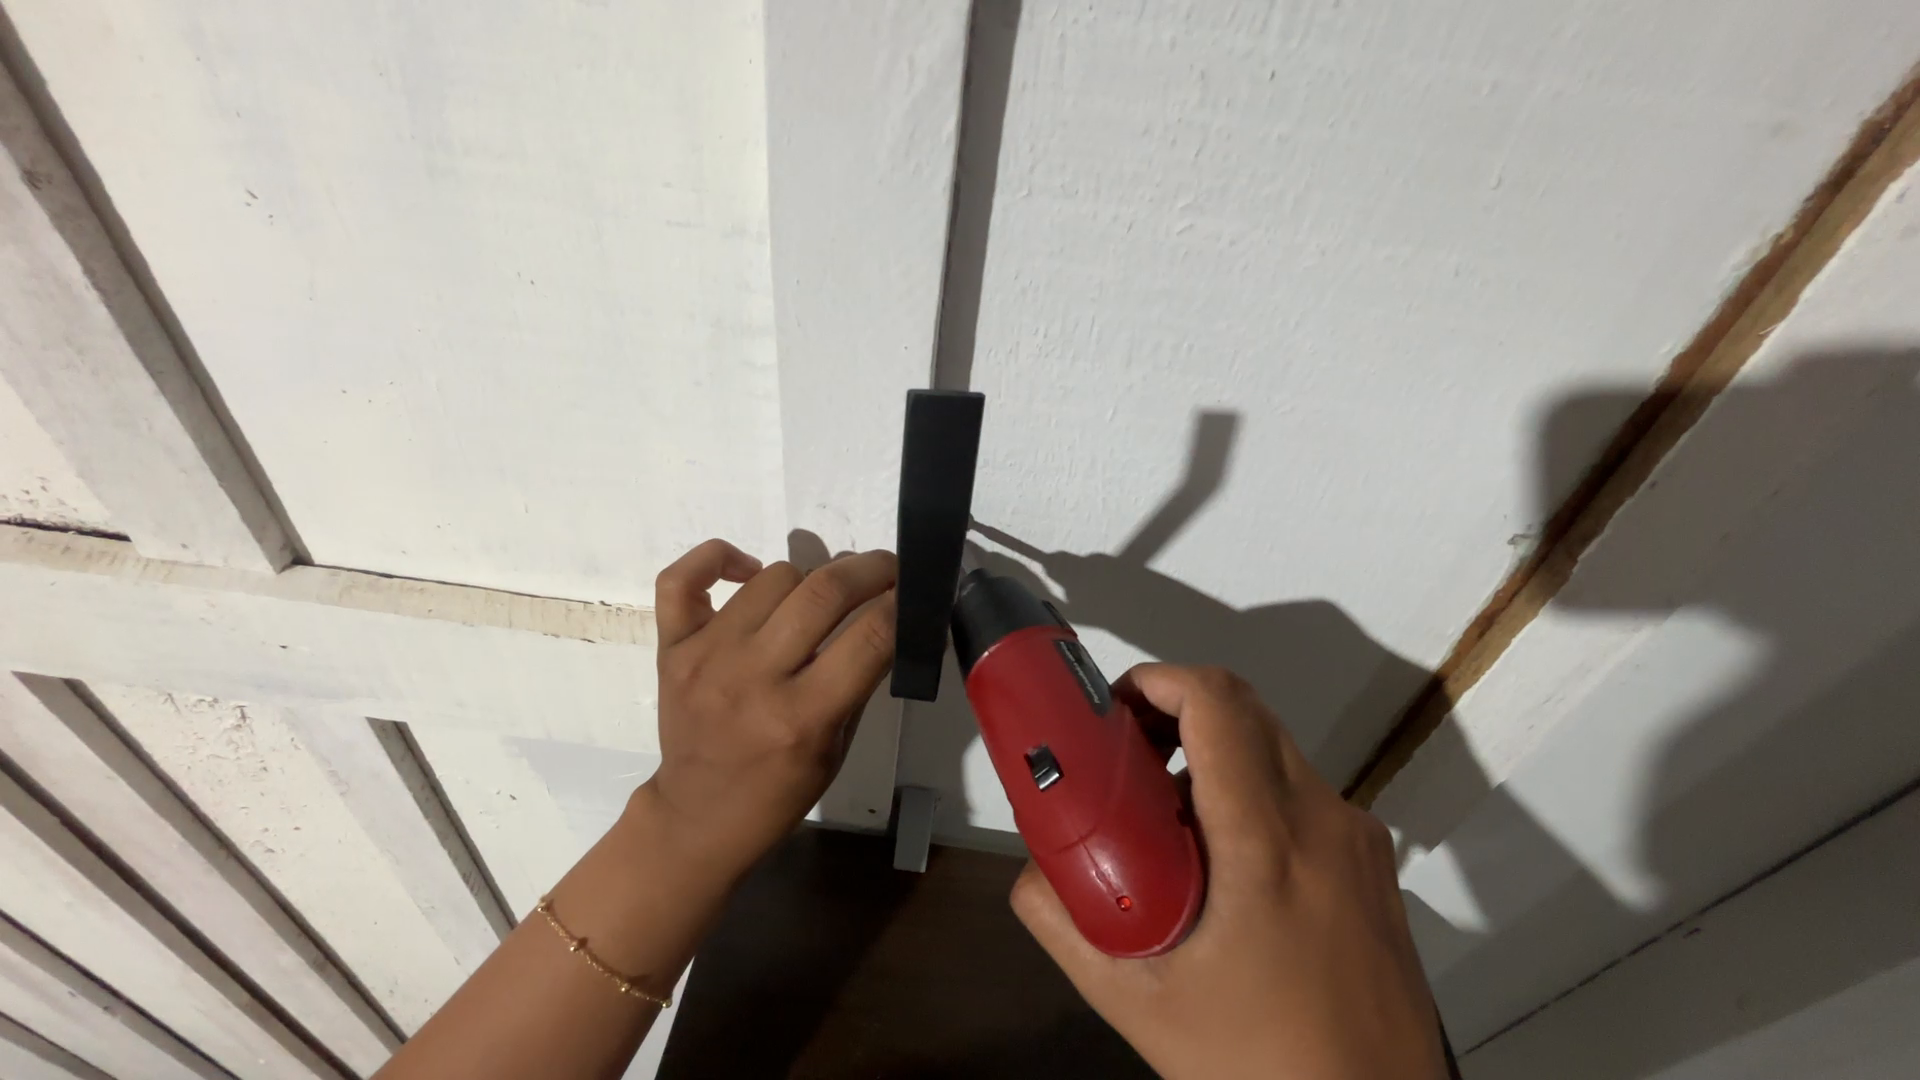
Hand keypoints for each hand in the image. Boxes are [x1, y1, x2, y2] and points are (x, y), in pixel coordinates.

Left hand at [639, 539, 897, 882]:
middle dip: (870, 569)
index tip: (914, 589)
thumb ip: (861, 679)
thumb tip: (891, 615)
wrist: (700, 816)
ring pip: (772, 577)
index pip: (869, 636)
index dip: (901, 603)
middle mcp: (752, 678)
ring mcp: (705, 656)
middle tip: (888, 568)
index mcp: (801, 717)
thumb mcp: (838, 745)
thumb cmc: (781, 790)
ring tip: (818, 597)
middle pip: (824, 592)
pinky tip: (748, 571)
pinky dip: (717, 558)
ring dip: (809, 577)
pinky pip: (682, 577)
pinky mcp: (671, 646)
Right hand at [1011, 665, 1445, 1079]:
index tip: (1115, 708)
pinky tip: (1220, 862)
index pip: (1216, 704)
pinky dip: (1249, 791)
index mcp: (1267, 842)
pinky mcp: (1374, 863)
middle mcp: (1324, 821)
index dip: (1158, 680)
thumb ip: (1066, 926)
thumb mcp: (1138, 1003)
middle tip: (1125, 754)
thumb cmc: (1259, 1063)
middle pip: (1244, 711)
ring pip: (1273, 748)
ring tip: (1164, 817)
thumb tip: (1033, 871)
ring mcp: (1358, 839)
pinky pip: (1300, 792)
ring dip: (1211, 754)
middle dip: (1175, 711)